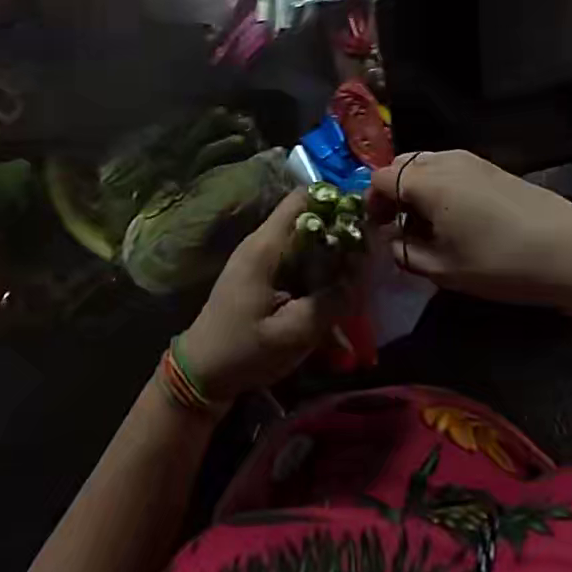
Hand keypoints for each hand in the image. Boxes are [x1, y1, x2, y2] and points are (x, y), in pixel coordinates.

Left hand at [178, 190, 350, 404]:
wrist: (203, 372)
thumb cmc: (243, 351)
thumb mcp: (292, 333)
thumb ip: (331, 302)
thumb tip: (362, 272)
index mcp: (265, 248)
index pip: (303, 199)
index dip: (336, 203)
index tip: (365, 225)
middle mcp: (263, 244)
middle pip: (310, 220)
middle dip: (341, 235)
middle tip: (368, 261)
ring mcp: (263, 260)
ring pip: (308, 243)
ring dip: (333, 258)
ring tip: (358, 282)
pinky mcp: (265, 276)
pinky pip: (300, 263)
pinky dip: (319, 274)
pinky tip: (336, 297)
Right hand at [368, 150, 571, 309]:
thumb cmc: (500, 263)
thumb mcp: (442, 269)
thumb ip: (405, 252)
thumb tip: (394, 239)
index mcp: (428, 181)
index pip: (380, 179)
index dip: (371, 204)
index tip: (379, 231)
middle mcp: (447, 161)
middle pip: (402, 165)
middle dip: (392, 192)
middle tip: (398, 225)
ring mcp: (475, 162)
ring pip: (427, 164)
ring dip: (416, 188)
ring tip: (427, 224)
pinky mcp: (496, 169)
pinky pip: (451, 169)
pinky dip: (440, 186)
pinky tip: (456, 218)